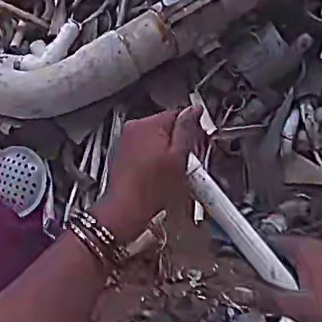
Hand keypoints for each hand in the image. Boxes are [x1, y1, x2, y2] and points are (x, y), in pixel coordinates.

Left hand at [94, 106, 204, 241]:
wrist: (127, 208)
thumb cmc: (151, 188)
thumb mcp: (179, 157)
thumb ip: (187, 129)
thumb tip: (193, 112)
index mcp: (148, 124)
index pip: (176, 113)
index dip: (192, 127)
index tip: (199, 139)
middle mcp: (133, 128)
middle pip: (165, 125)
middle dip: (178, 140)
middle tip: (188, 159)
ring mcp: (126, 140)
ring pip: (155, 137)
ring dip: (166, 149)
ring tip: (173, 170)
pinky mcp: (122, 154)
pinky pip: (144, 148)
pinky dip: (153, 157)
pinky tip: (158, 174)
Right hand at [252, 236, 321, 321]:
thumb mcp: (300, 309)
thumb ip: (267, 298)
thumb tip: (242, 291)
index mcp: (305, 248)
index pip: (267, 242)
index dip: (253, 256)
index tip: (245, 265)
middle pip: (288, 253)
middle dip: (281, 272)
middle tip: (281, 296)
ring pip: (312, 262)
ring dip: (304, 277)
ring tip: (309, 304)